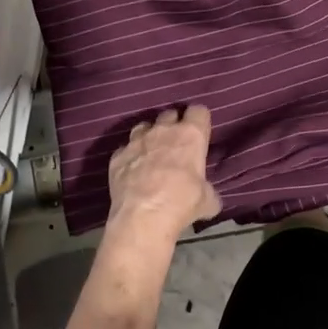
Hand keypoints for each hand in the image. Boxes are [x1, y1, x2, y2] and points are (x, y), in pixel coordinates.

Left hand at [105, 105, 220, 237]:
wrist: (143, 217)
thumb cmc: (182, 203)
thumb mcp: (207, 201)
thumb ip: (208, 191)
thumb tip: (210, 199)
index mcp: (190, 135)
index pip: (199, 111)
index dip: (199, 121)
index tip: (199, 133)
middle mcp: (164, 130)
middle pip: (170, 114)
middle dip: (173, 126)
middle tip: (176, 145)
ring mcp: (137, 140)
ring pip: (144, 126)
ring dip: (149, 136)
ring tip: (151, 154)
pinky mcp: (117, 155)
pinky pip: (125, 149)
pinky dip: (130, 157)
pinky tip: (132, 171)